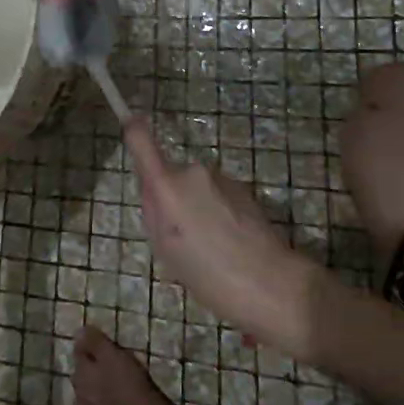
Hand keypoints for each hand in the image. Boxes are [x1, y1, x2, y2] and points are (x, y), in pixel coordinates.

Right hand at [125, 117, 329, 356]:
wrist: (273, 285)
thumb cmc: (206, 272)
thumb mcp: (162, 246)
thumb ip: (153, 209)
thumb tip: (153, 188)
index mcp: (166, 184)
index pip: (141, 140)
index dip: (133, 127)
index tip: (130, 119)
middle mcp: (192, 172)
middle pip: (170, 176)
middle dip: (170, 197)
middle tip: (178, 234)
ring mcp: (222, 179)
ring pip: (196, 188)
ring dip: (196, 207)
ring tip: (209, 246)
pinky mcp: (245, 191)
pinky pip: (218, 196)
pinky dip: (217, 213)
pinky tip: (229, 243)